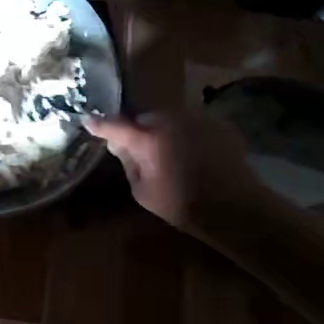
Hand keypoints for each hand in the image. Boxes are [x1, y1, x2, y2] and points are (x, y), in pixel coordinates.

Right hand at [84, 111, 266, 228]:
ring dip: (163, 129)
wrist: (236, 207)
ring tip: (167, 150)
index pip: (114, 124)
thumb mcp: (143, 192)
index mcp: (147, 137)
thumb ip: (129, 162)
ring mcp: (195, 117)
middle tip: (138, 146)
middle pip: (143, 116)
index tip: (87, 120)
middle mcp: (169, 118)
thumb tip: (119, 144)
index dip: (99, 123)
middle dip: (138, 128)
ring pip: (168, 117)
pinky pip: (191, 123)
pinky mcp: (215, 122)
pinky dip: (186, 133)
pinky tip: (192, 152)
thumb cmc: (183, 205)